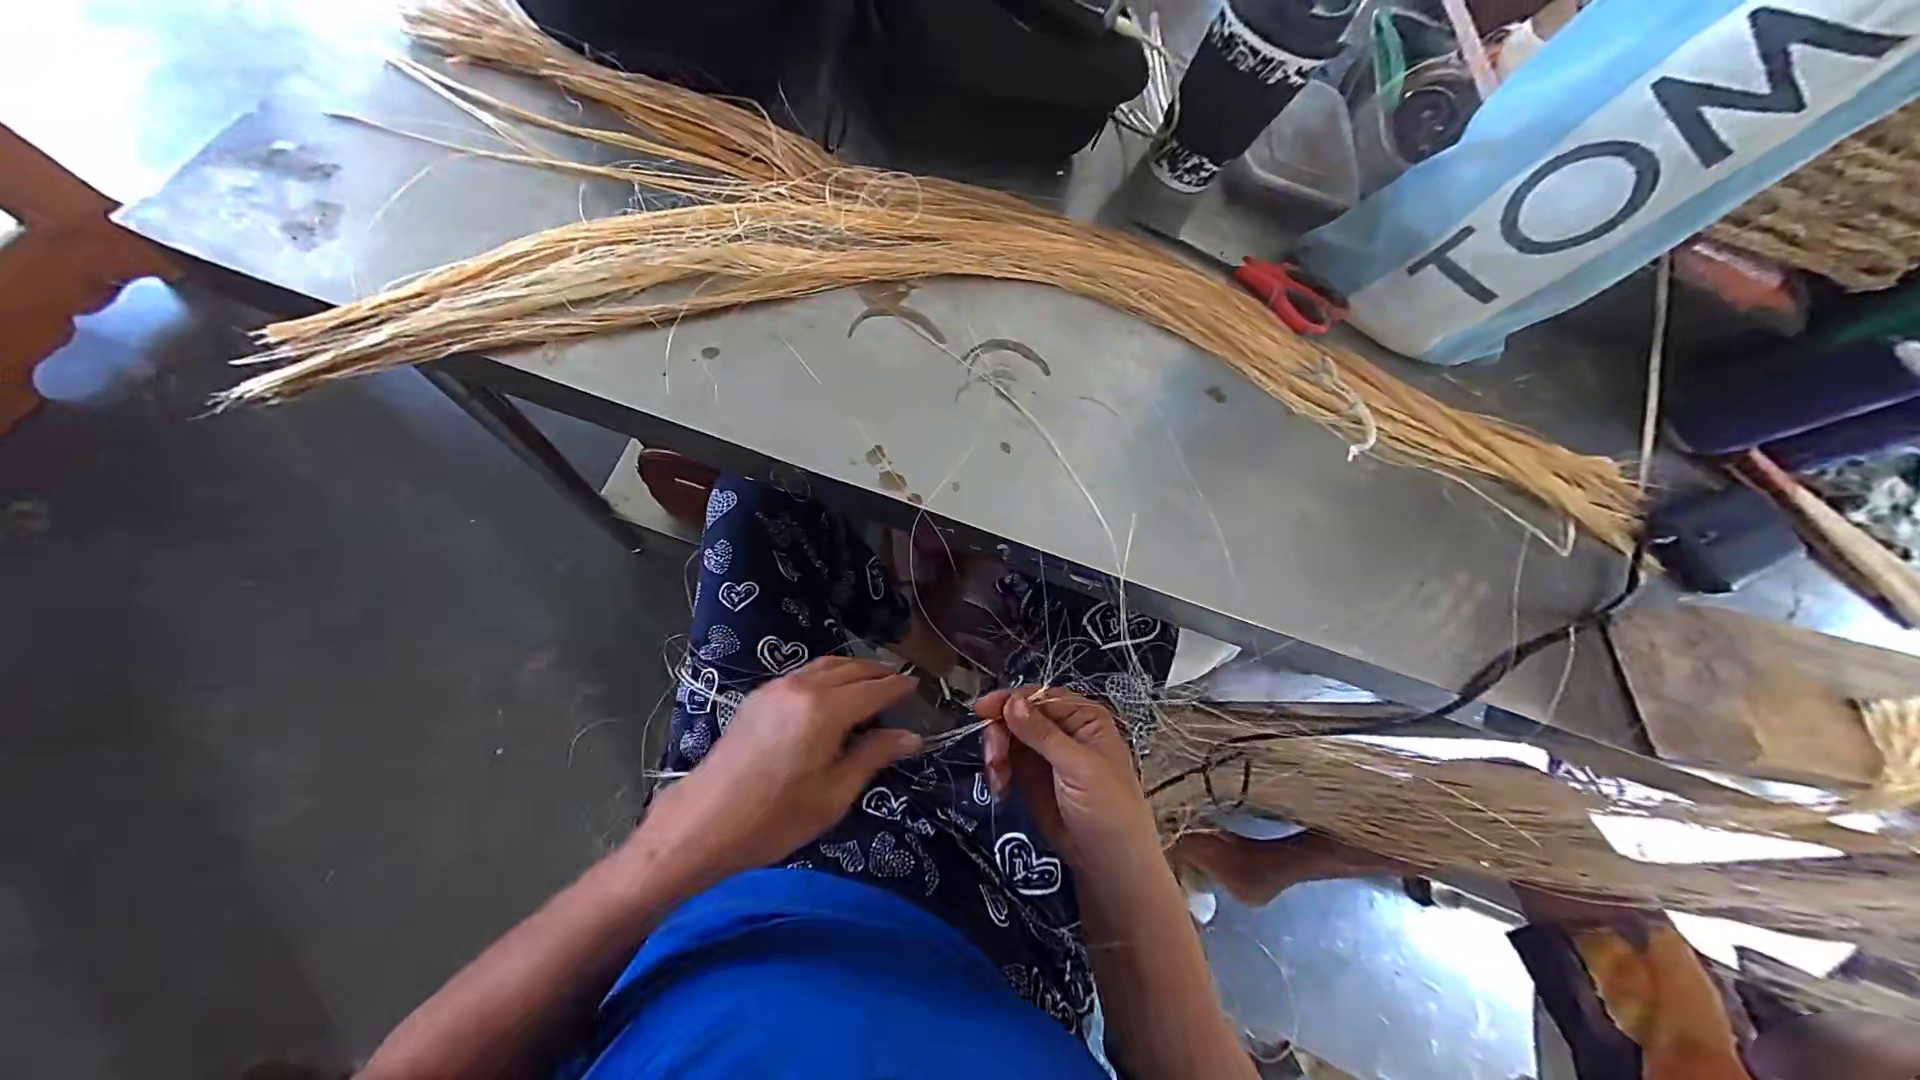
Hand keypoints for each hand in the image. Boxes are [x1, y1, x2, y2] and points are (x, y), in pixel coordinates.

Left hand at [637, 658, 921, 884]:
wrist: (702, 824)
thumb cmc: (775, 818)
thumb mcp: (834, 794)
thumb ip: (873, 756)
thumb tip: (911, 737)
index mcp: (825, 709)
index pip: (874, 689)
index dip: (898, 687)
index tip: (918, 686)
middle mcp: (801, 687)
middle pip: (850, 669)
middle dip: (878, 672)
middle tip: (899, 683)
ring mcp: (775, 688)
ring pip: (824, 666)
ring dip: (852, 669)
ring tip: (870, 682)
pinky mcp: (757, 698)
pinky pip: (802, 674)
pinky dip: (826, 675)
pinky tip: (831, 693)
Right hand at [976, 687, 1158, 870]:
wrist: (1111, 866)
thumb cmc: (1107, 809)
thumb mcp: (1078, 767)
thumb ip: (1042, 734)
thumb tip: (1011, 701)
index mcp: (1083, 717)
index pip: (1039, 697)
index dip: (1010, 700)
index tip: (982, 710)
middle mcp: (1062, 730)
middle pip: (1017, 715)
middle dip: (1000, 733)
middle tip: (993, 761)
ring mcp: (1045, 755)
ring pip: (1008, 738)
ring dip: (996, 754)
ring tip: (997, 781)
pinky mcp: (1031, 779)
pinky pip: (1006, 762)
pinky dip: (997, 771)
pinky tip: (1000, 789)